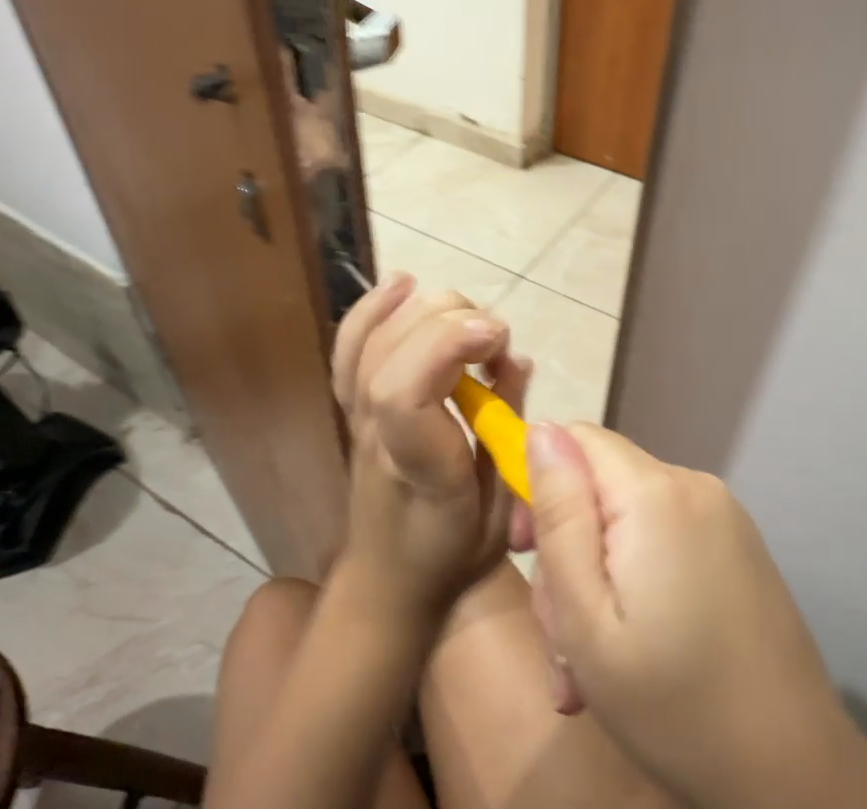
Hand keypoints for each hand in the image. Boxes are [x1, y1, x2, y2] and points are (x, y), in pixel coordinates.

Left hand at [332, 275, 531, 616]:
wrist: (388, 581)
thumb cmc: (451, 555)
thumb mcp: (500, 512)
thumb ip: (509, 436)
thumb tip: (516, 361)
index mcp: (421, 471)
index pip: (402, 398)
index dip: (445, 348)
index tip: (497, 340)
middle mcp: (379, 437)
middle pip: (389, 356)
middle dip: (448, 322)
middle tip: (496, 338)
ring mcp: (358, 419)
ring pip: (370, 345)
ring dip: (421, 311)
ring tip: (467, 313)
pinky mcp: (353, 409)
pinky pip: (350, 351)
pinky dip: (373, 310)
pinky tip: (403, 285)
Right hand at [511, 424, 866, 808]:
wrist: (794, 773)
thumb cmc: (672, 704)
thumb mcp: (586, 617)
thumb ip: (560, 516)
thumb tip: (541, 430)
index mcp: (655, 494)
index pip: (575, 437)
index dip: (539, 484)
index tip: (525, 551)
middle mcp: (695, 488)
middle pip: (599, 487)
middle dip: (568, 555)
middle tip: (563, 643)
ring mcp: (724, 520)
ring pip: (626, 523)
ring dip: (597, 585)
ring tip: (591, 670)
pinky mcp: (738, 550)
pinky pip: (663, 544)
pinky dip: (636, 587)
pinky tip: (633, 655)